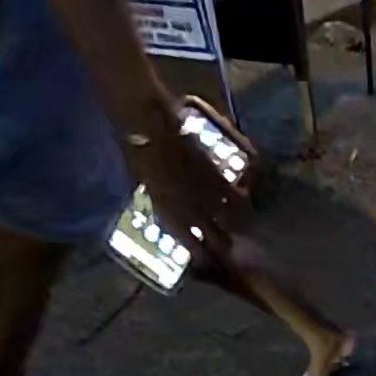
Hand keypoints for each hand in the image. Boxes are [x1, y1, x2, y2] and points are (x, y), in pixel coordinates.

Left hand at [121, 97, 241, 258]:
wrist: (141, 113)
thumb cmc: (133, 143)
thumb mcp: (138, 175)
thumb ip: (155, 196)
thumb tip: (165, 210)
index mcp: (163, 205)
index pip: (187, 240)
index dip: (199, 253)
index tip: (206, 262)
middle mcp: (185, 203)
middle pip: (213, 234)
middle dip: (221, 243)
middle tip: (228, 249)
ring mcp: (201, 188)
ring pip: (228, 218)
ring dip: (234, 223)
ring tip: (238, 226)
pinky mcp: (213, 172)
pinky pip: (233, 194)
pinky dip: (239, 198)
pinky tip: (242, 198)